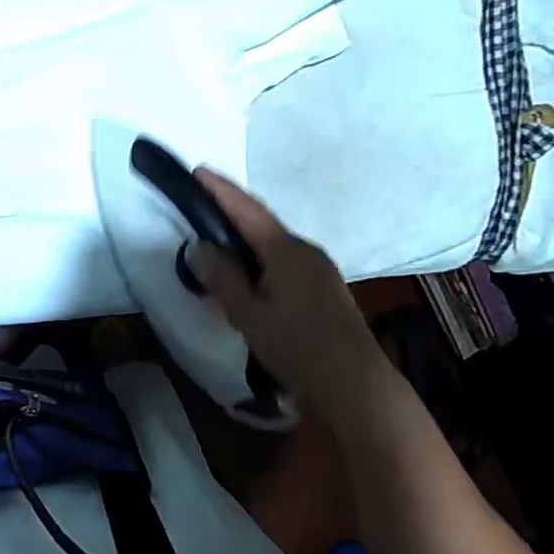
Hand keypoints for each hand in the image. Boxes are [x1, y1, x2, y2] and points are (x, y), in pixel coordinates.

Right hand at [189, 169, 384, 415]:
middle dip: (231, 214)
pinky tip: (248, 279)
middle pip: (261, 224)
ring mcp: (319, 269)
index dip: (220, 189)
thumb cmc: (297, 345)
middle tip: (201, 207)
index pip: (247, 209)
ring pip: (273, 247)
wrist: (355, 384)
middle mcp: (305, 250)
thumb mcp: (248, 313)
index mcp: (285, 249)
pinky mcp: (324, 289)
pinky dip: (259, 263)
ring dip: (245, 242)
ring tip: (218, 246)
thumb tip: (199, 246)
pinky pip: (283, 264)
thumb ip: (222, 277)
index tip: (198, 170)